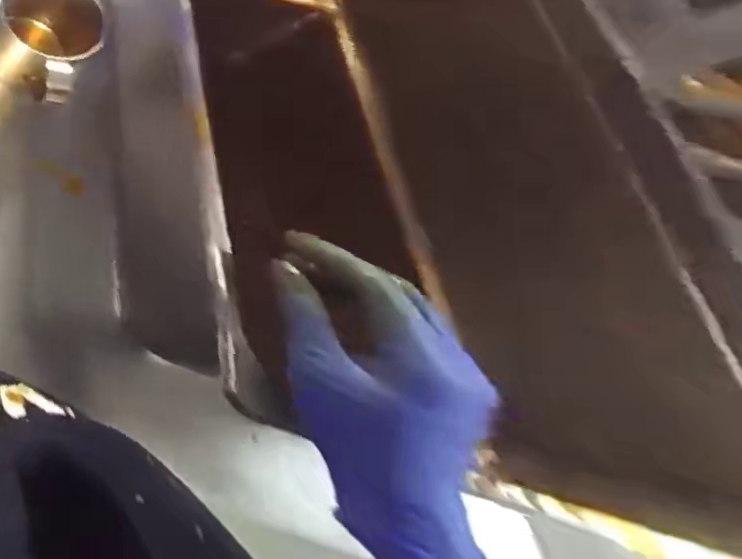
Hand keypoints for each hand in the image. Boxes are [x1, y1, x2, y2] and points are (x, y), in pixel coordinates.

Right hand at [275, 233, 496, 558]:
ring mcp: (468, 378)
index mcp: (425, 359)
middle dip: (348, 270)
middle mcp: (458, 361)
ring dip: (367, 290)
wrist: (404, 513)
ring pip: (416, 312)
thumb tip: (284, 267)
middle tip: (301, 257)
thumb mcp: (317, 373)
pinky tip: (352, 315)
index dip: (331, 257)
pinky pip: (423, 334)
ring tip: (320, 280)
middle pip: (402, 294)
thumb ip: (303, 315)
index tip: (290, 240)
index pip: (378, 286)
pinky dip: (383, 314)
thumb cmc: (353, 441)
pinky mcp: (464, 393)